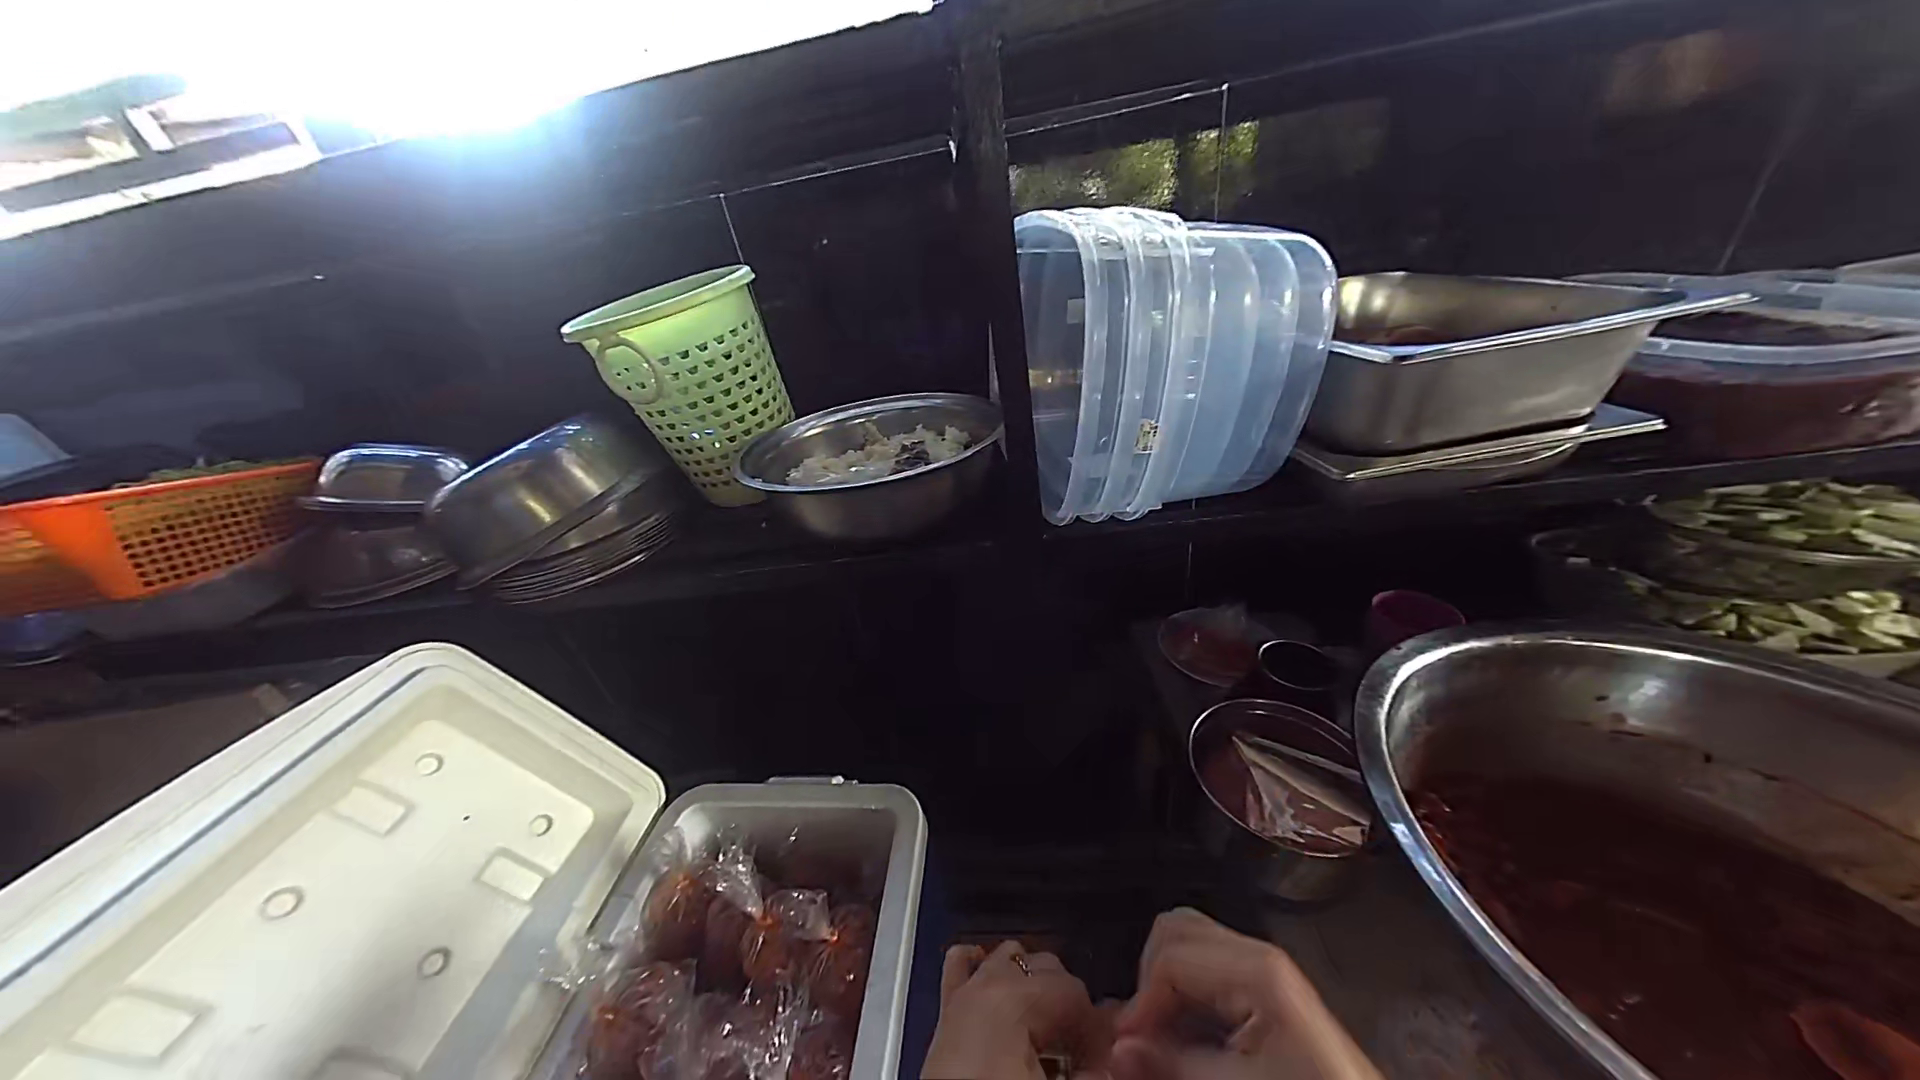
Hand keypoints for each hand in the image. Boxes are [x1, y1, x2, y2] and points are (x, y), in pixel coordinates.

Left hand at [923, 940, 1096, 1079]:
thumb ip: (1095, 1071)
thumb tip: (1115, 1056)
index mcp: (1015, 998)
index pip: (1074, 992)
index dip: (1096, 1029)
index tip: (1102, 1062)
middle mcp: (987, 984)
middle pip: (1047, 969)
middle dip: (1069, 1007)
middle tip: (1081, 1055)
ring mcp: (962, 994)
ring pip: (1010, 958)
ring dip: (1034, 987)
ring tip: (1050, 1035)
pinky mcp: (946, 1012)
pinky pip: (963, 966)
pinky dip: (985, 969)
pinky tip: (1002, 991)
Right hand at [1107, 908, 1380, 1079]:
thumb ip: (1176, 1067)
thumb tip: (1120, 1049)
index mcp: (1257, 971)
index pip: (1171, 958)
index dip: (1142, 1000)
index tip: (1127, 1043)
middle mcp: (1258, 954)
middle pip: (1175, 931)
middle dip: (1149, 978)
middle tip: (1145, 1032)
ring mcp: (1261, 965)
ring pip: (1186, 941)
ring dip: (1163, 981)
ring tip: (1161, 1033)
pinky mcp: (1262, 984)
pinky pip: (1204, 963)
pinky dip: (1182, 988)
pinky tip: (1187, 1034)